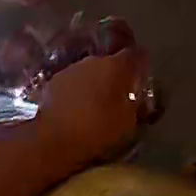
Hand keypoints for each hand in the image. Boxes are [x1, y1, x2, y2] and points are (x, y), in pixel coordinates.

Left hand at [32, 49, 147, 171]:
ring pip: (91, 71)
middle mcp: (94, 60)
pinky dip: (78, 91)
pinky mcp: (54, 80)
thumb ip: (136, 106)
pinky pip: (74, 82)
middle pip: (111, 62)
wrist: (53, 140)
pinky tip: (77, 108)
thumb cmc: (97, 131)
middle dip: (116, 76)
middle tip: (119, 95)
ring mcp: (72, 68)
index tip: (142, 78)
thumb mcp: (128, 124)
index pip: (135, 55)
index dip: (140, 65)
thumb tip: (136, 98)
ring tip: (96, 103)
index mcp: (116, 67)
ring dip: (95, 83)